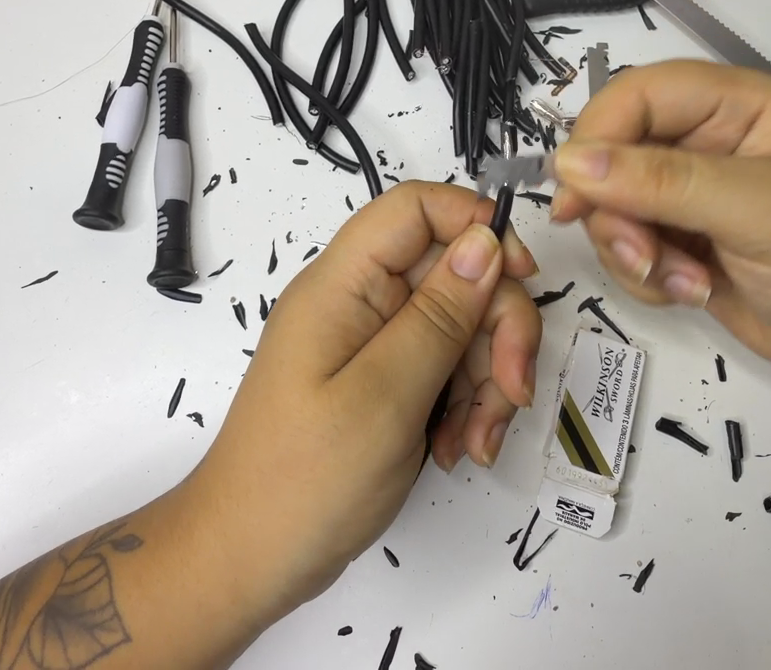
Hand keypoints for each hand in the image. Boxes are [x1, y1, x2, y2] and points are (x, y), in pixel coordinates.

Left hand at [182, 181, 540, 620]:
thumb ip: (439, 314)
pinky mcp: (389, 378)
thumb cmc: (305, 479)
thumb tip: (486, 239)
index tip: (523, 275)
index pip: (416, 207)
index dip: (477, 223)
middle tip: (513, 394)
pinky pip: (448, 367)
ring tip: (476, 443)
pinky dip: (468, 405)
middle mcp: (363, 299)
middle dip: (497, 328)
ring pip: (463, 323)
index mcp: (344, 282)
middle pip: (456, 271)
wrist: (248, 562)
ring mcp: (376, 341)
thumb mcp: (384, 395)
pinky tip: (461, 449)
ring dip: (487, 380)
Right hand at [550, 60, 770, 372]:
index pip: (638, 95)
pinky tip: (691, 292)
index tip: (574, 198)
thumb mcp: (758, 211)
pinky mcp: (675, 235)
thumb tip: (569, 163)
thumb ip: (664, 182)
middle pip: (611, 152)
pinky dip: (644, 276)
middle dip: (615, 212)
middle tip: (641, 257)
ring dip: (632, 251)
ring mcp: (685, 190)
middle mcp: (702, 137)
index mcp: (734, 103)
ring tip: (685, 284)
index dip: (597, 136)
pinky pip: (622, 244)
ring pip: (608, 204)